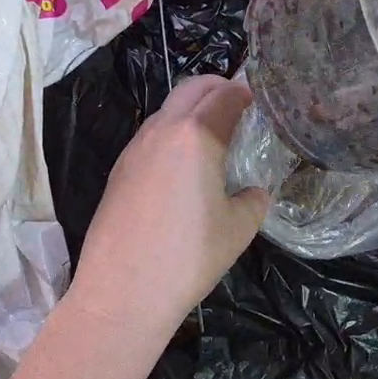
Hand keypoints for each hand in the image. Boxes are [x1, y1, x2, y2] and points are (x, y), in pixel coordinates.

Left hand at [70, 76, 267, 331]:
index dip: (245, 92)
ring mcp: (135, 147)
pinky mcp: (119, 168)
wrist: (121, 290)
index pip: (226, 95)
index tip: (258, 99)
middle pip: (192, 88)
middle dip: (217, 88)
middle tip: (237, 103)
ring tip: (211, 135)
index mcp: (197, 135)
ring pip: (167, 110)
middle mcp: (163, 130)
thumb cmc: (188, 257)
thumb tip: (254, 192)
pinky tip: (180, 166)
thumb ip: (253, 201)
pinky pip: (150, 135)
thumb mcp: (237, 230)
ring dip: (190, 109)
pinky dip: (170, 134)